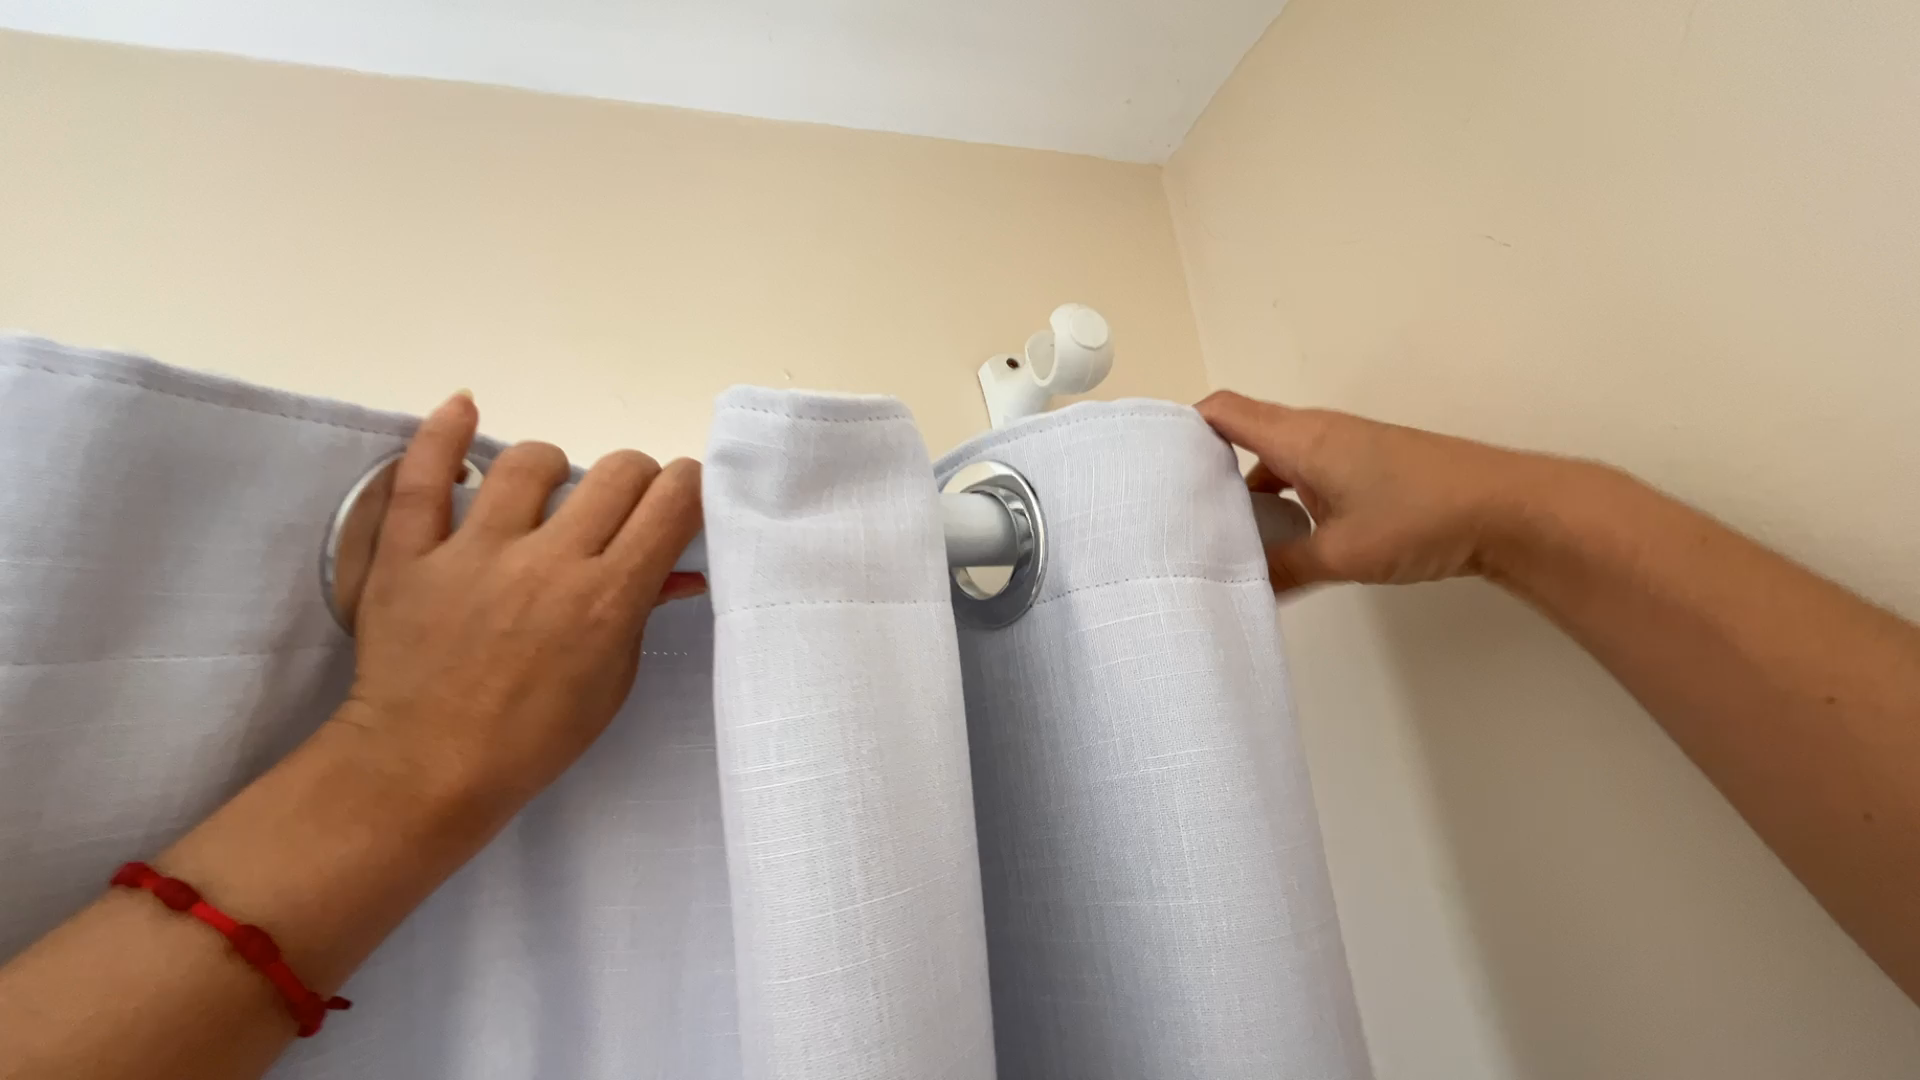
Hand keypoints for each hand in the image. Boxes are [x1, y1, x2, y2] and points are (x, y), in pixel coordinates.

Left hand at [336, 392, 704, 811]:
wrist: (426, 770)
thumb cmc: (540, 734)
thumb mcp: (615, 678)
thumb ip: (644, 609)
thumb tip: (677, 567)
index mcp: (610, 597)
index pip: (672, 501)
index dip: (688, 485)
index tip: (682, 497)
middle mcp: (552, 561)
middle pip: (618, 470)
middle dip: (638, 477)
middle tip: (625, 506)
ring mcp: (476, 552)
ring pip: (534, 461)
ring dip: (559, 470)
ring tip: (550, 496)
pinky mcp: (410, 554)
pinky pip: (423, 475)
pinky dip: (444, 434)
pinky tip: (466, 407)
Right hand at [1196, 390, 1574, 592]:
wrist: (1514, 511)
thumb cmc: (1422, 518)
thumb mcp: (1340, 554)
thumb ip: (1282, 571)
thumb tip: (1240, 589)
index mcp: (1299, 438)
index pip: (1222, 412)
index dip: (1182, 426)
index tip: (1152, 459)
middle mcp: (1314, 433)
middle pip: (1241, 434)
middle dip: (1205, 465)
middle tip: (1175, 506)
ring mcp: (1341, 449)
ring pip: (1273, 458)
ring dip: (1247, 488)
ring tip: (1222, 532)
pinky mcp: (1362, 467)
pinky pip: (1302, 473)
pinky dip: (1281, 498)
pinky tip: (1280, 540)